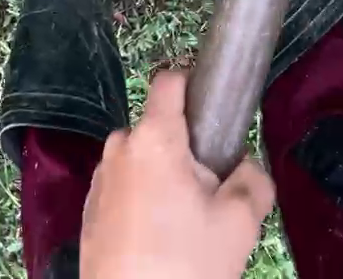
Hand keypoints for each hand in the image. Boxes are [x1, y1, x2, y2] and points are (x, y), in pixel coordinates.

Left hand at [80, 72, 273, 278]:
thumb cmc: (185, 264)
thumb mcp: (239, 225)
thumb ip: (252, 179)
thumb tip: (246, 163)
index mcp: (153, 137)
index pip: (169, 81)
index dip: (192, 84)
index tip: (213, 109)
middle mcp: (120, 146)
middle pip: (159, 129)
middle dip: (183, 152)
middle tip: (206, 196)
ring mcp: (100, 177)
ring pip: (141, 161)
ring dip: (161, 178)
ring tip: (181, 227)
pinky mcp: (89, 208)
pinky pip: (123, 187)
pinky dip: (139, 201)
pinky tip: (154, 241)